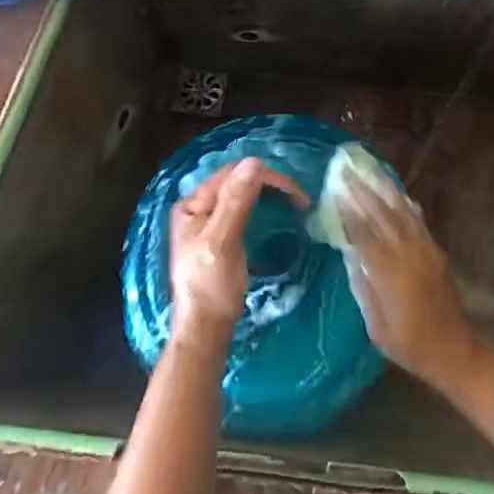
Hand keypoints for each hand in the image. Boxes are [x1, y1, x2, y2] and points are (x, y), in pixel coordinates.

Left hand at [169, 157, 308, 340]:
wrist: (205, 330)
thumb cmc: (211, 287)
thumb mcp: (223, 242)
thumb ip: (236, 202)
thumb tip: (255, 162)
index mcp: (193, 205)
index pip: (232, 174)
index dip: (266, 177)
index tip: (297, 194)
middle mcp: (198, 208)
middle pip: (237, 182)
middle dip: (269, 184)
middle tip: (300, 200)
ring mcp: (208, 223)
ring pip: (242, 196)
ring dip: (268, 195)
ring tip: (294, 204)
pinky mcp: (220, 238)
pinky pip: (243, 211)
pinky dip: (263, 208)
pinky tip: (277, 214)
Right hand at [336, 171, 476, 386]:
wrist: (454, 349)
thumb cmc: (410, 345)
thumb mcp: (377, 327)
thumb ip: (364, 287)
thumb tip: (350, 254)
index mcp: (391, 274)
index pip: (365, 235)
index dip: (349, 212)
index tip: (334, 191)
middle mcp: (410, 255)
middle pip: (383, 216)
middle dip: (363, 192)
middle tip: (346, 171)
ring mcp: (426, 251)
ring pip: (402, 212)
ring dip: (384, 190)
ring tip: (369, 171)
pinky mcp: (436, 252)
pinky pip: (417, 221)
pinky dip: (405, 204)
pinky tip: (397, 193)